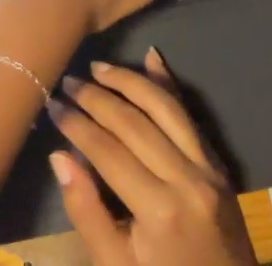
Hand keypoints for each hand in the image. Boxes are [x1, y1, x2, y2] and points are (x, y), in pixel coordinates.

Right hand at [46, 49, 255, 265]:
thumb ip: (87, 212)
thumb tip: (60, 156)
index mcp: (158, 209)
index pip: (108, 150)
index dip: (76, 124)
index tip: (52, 104)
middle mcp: (187, 178)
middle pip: (136, 122)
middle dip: (97, 98)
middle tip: (68, 81)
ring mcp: (209, 168)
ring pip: (166, 107)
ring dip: (130, 82)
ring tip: (99, 68)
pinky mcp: (220, 165)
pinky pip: (191, 117)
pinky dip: (170, 85)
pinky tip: (153, 59)